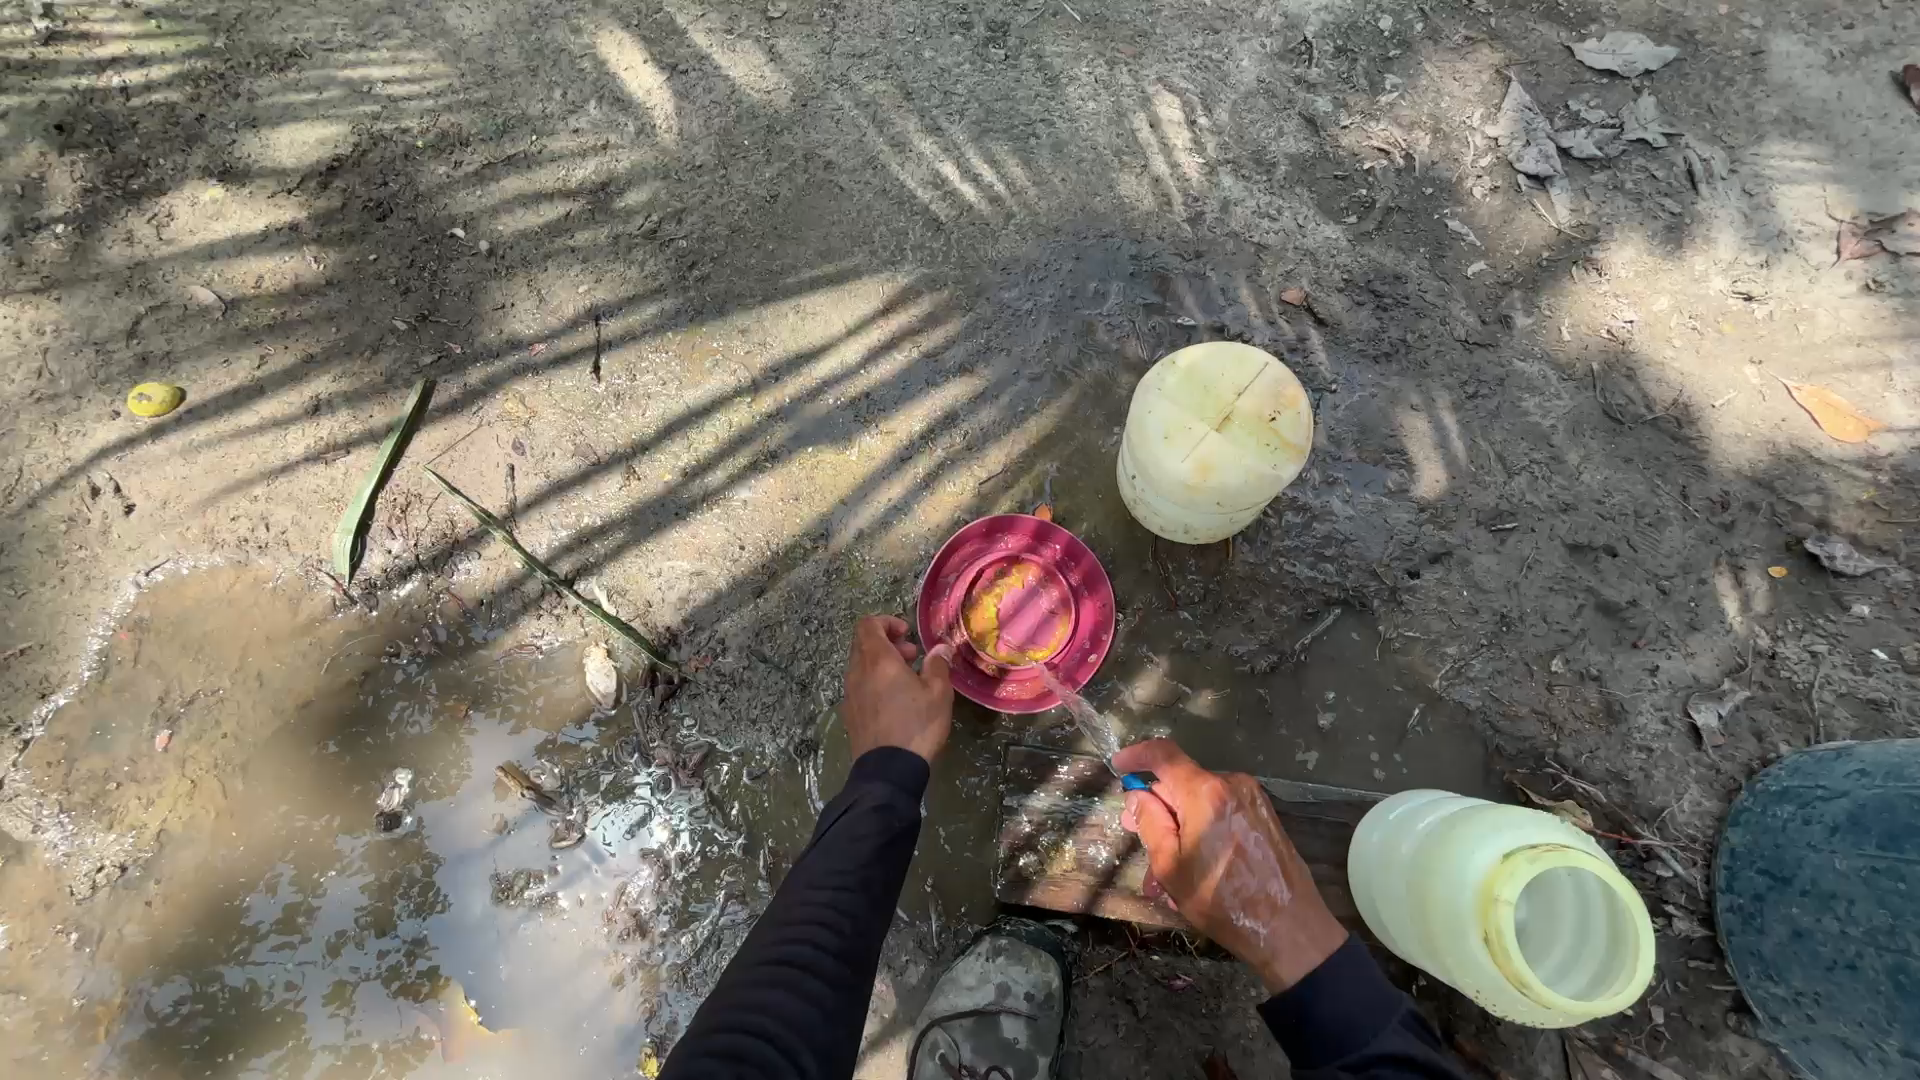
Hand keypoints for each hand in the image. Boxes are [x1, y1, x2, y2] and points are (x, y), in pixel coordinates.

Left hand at [841, 615, 954, 763]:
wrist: (888, 771)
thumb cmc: (916, 725)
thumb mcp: (938, 693)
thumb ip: (938, 665)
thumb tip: (941, 648)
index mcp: (877, 660)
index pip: (868, 624)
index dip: (887, 622)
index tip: (907, 634)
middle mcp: (857, 671)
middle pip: (862, 642)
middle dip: (887, 642)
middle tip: (912, 655)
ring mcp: (849, 693)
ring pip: (860, 664)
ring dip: (881, 663)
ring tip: (907, 679)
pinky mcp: (849, 713)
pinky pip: (859, 685)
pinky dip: (874, 681)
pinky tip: (895, 701)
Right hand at [1114, 738, 1347, 992]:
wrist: (1292, 931)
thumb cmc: (1223, 900)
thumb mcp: (1171, 866)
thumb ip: (1150, 822)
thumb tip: (1138, 795)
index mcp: (1205, 792)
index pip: (1163, 754)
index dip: (1136, 755)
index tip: (1117, 767)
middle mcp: (1231, 784)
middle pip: (1181, 782)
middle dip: (1156, 807)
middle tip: (1137, 834)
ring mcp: (1252, 798)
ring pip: (1200, 801)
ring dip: (1179, 826)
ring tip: (1166, 871)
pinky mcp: (1265, 815)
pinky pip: (1221, 811)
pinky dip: (1202, 829)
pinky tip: (1196, 865)